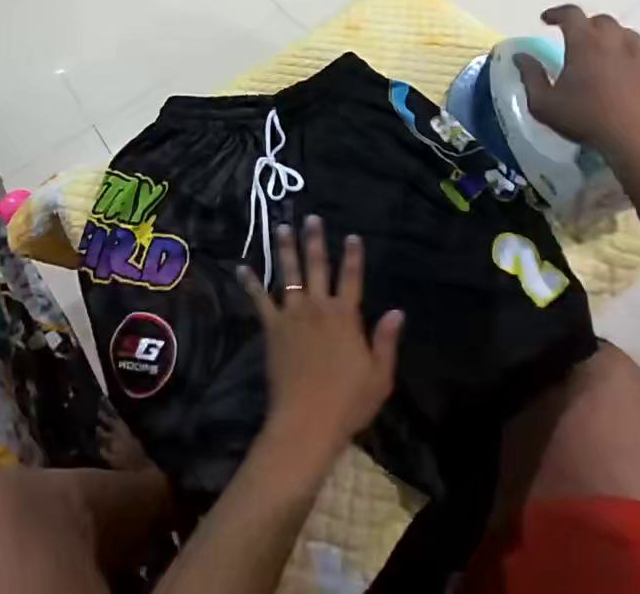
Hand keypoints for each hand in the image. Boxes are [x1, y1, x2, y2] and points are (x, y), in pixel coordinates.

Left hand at [237, 217, 402, 468]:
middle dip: (315, 240)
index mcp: (346, 316)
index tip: (352, 236)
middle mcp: (319, 307)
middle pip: (317, 266)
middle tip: (311, 218)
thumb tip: (397, 311)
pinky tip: (242, 268)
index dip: (353, 256)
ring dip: (286, 249)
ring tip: (282, 228)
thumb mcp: (380, 376)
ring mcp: (293, 315)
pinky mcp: (272, 328)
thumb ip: (386, 341)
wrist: (307, 421)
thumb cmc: (348, 402)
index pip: (352, 278)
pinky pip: (259, 300)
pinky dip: (251, 283)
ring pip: (289, 274)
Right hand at [517, 5, 639, 182]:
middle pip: (601, 21)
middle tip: (576, 42)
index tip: (547, 20)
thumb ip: (530, 77)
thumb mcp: (545, 104)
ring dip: (611, 41)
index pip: (571, 14)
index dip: (557, 14)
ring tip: (602, 60)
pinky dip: (631, 61)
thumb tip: (521, 57)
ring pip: (626, 36)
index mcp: (586, 42)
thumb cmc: (588, 120)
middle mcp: (617, 40)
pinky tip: (626, 81)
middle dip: (586, 27)